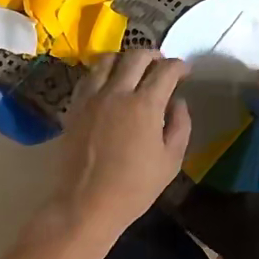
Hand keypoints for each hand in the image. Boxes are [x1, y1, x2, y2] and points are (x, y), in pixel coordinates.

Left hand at [52, 49, 191, 236]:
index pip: (166, 70)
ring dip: (124, 59)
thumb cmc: (134, 187)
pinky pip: (87, 78)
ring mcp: (91, 98)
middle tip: (161, 65)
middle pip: (135, 56)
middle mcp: (116, 92)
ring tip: (133, 70)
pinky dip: (101, 73)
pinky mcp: (73, 107)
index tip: (185, 71)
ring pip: (106, 60)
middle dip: (153, 55)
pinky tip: (108, 84)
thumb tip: (177, 101)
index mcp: (145, 105)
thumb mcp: (170, 161)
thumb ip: (180, 125)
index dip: (179, 66)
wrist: (86, 202)